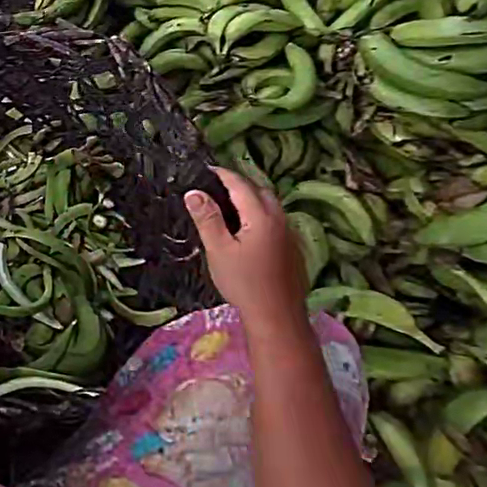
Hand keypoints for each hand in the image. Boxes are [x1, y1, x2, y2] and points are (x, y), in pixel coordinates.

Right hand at [185, 166, 308, 323]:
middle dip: (239, 183)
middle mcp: (279, 219)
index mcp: (260, 216)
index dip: (222, 174)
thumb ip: (207, 218)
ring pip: (270, 206)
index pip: (240, 185)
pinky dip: (259, 214)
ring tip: (228, 205)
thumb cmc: (244, 282)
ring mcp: (289, 234)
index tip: (205, 169)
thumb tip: (194, 192)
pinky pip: (275, 220)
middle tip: (216, 186)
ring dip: (251, 198)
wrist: (277, 316)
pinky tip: (247, 230)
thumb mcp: (218, 249)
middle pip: (260, 190)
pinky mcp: (292, 248)